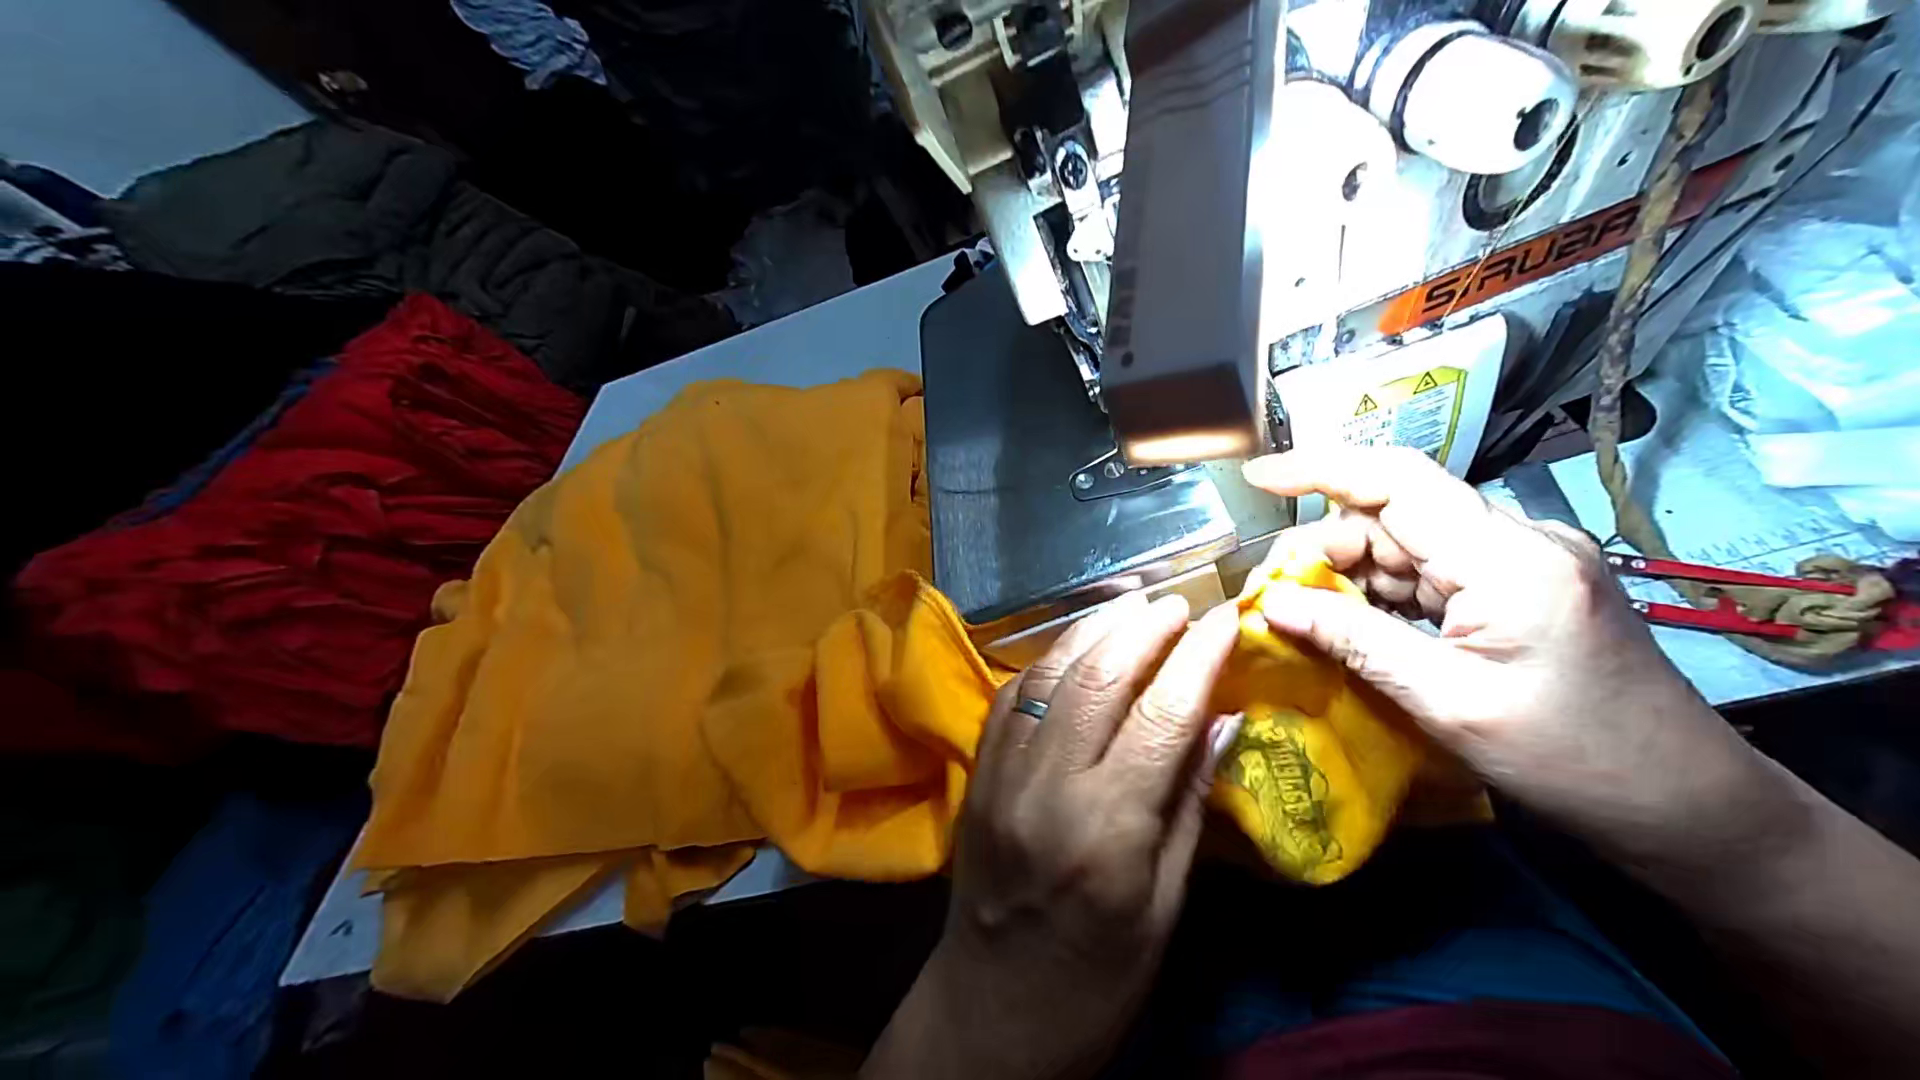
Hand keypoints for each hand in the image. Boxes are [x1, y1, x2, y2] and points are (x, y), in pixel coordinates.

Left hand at [862, 593, 1243, 1079]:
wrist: (993, 1005)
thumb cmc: (1098, 974)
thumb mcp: (1165, 903)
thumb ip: (1190, 802)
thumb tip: (1222, 719)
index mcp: (1107, 827)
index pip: (1161, 714)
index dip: (1199, 658)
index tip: (1227, 619)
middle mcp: (1047, 783)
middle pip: (1100, 677)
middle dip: (1145, 629)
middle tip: (1179, 604)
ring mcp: (1002, 769)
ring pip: (1051, 673)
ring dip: (1095, 629)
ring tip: (1133, 606)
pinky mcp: (977, 768)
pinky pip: (1013, 693)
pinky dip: (1050, 660)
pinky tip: (1076, 645)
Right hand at [1240, 446, 1796, 872]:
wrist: (1688, 806)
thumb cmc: (1575, 760)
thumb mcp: (1447, 703)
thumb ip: (1354, 640)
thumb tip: (1271, 603)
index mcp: (1508, 559)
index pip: (1398, 481)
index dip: (1319, 470)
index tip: (1256, 478)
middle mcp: (1516, 541)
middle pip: (1391, 516)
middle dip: (1325, 550)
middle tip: (1276, 600)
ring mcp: (1519, 561)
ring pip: (1403, 543)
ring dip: (1349, 577)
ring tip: (1310, 623)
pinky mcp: (1517, 585)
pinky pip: (1428, 571)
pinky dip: (1382, 594)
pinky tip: (1358, 628)